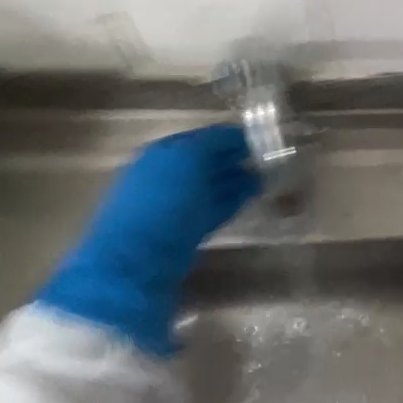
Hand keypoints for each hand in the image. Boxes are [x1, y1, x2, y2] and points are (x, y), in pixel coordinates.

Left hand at [36, 124, 260, 356]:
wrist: (134, 266)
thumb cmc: (161, 201)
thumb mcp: (188, 158)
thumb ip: (213, 142)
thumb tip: (236, 136)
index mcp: (160, 154)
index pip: (202, 139)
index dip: (230, 138)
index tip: (261, 139)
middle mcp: (163, 177)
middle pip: (205, 163)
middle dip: (234, 160)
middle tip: (268, 160)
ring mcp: (171, 208)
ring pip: (209, 188)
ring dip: (236, 182)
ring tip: (266, 179)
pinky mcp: (181, 236)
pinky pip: (211, 211)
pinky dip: (230, 203)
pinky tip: (249, 199)